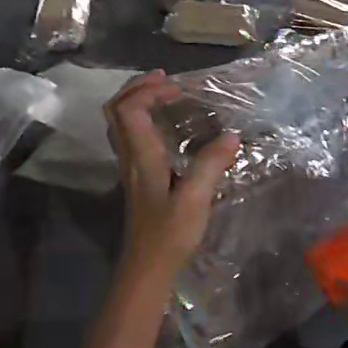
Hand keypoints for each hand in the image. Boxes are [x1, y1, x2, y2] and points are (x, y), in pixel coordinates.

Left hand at [104, 70, 239, 275]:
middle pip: (117, 110)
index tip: (179, 89)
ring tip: (166, 95)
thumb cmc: (169, 234)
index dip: (149, 90)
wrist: (148, 267)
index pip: (129, 109)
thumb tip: (231, 135)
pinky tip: (168, 127)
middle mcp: (130, 157)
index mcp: (141, 157)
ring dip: (139, 102)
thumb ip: (210, 164)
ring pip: (121, 124)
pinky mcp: (139, 179)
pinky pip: (133, 137)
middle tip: (166, 80)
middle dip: (138, 88)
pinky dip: (145, 120)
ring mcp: (131, 168)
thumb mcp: (195, 199)